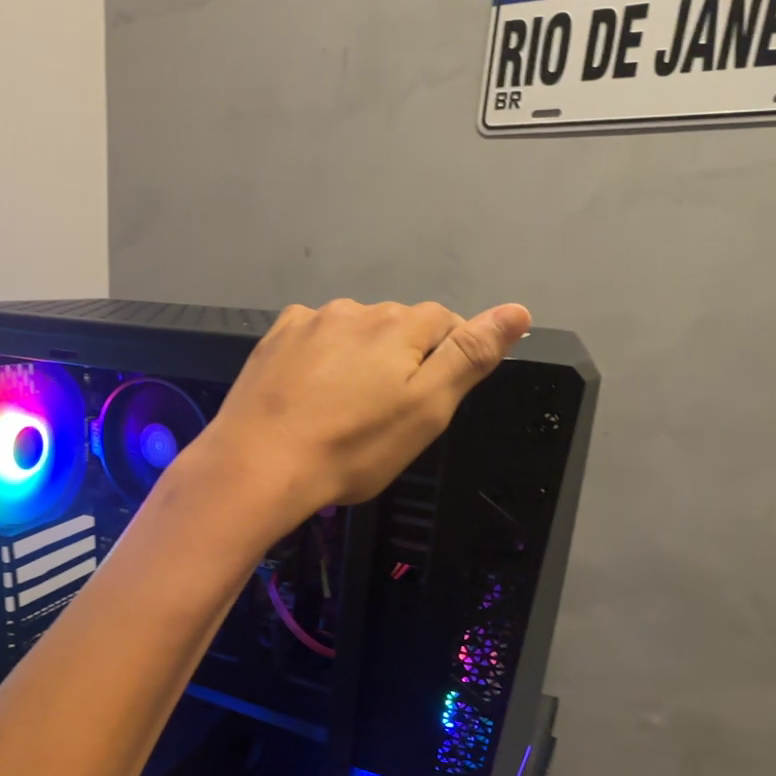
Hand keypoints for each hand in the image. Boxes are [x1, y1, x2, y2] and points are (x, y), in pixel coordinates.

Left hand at [188, 298, 531, 525]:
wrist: (258, 466)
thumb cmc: (352, 449)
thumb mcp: (426, 410)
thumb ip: (470, 356)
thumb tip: (517, 309)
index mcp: (401, 325)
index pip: (446, 325)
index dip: (444, 362)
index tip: (424, 404)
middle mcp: (356, 310)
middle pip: (397, 326)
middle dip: (400, 359)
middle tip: (381, 416)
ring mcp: (308, 321)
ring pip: (351, 331)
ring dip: (356, 358)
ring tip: (340, 409)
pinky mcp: (272, 340)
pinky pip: (310, 338)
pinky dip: (318, 358)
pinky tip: (307, 394)